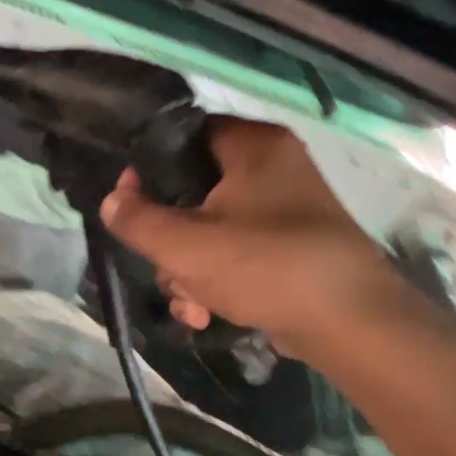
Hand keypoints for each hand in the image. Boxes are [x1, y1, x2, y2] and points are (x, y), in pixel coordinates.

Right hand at [100, 117, 415, 359]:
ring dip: (185, 273)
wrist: (344, 319)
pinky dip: (212, 283)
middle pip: (190, 193)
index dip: (148, 170)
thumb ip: (138, 220)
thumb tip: (111, 200)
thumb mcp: (185, 246)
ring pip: (206, 231)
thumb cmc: (264, 266)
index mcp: (253, 147)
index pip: (186, 136)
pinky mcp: (285, 246)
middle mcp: (271, 167)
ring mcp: (281, 208)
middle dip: (168, 244)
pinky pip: (232, 255)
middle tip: (167, 270)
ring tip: (191, 305)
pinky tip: (205, 314)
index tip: (129, 207)